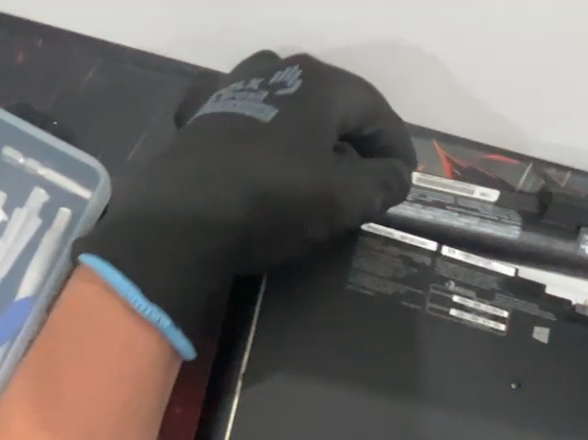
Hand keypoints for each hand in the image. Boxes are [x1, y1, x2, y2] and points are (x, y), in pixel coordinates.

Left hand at [76, 51, 416, 357]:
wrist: (182, 222)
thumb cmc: (272, 204)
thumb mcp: (342, 200)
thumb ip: (381, 184)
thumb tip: (397, 176)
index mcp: (320, 84)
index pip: (374, 110)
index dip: (395, 146)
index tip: (404, 178)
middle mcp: (277, 69)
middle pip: (330, 103)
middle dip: (352, 138)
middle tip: (365, 175)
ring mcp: (230, 88)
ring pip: (282, 103)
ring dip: (304, 132)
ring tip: (313, 164)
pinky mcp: (197, 119)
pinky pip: (236, 114)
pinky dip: (254, 129)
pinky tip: (253, 144)